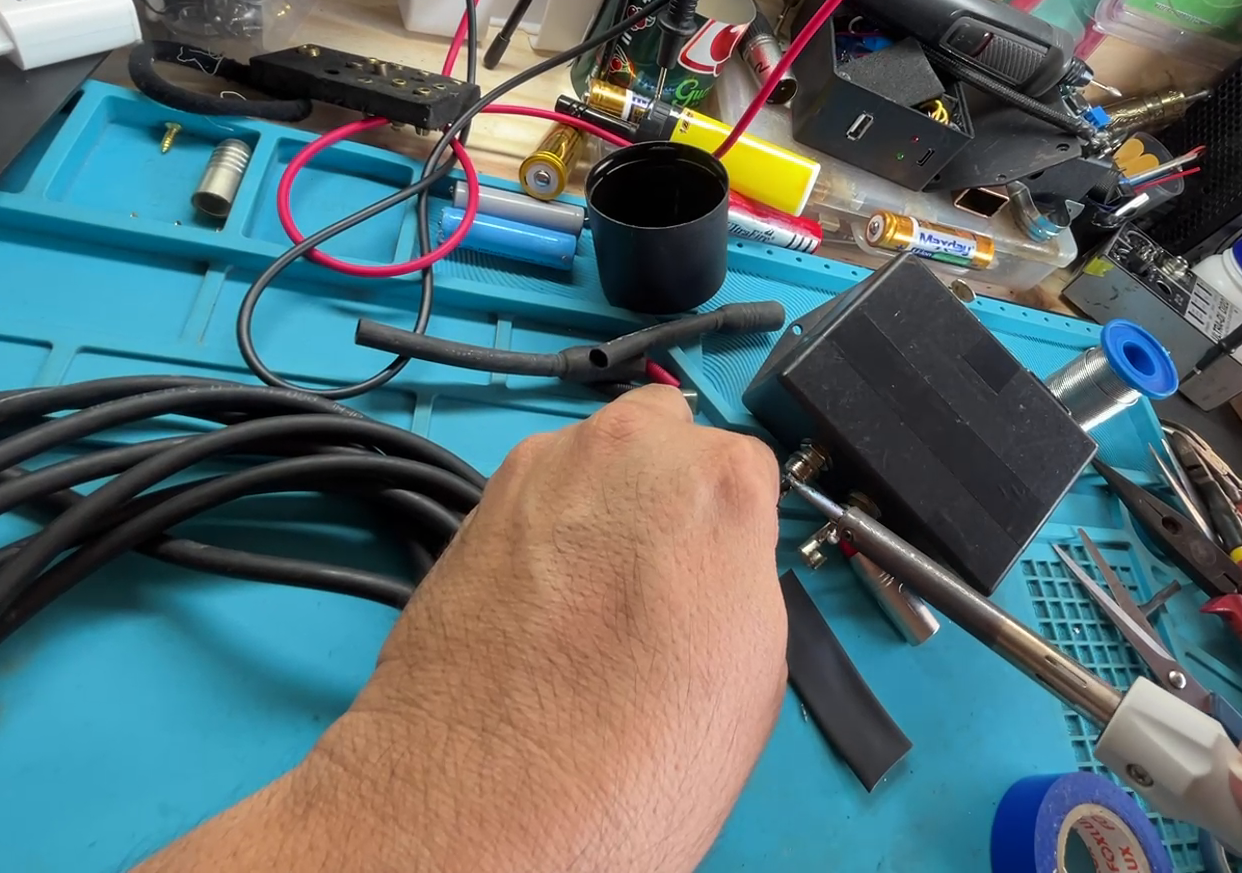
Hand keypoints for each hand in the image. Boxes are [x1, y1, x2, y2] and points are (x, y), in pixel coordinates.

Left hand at [140, 386, 787, 872]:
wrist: (487, 806)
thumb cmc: (649, 749)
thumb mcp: (757, 659)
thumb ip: (744, 564)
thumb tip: (717, 547)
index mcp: (720, 481)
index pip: (749, 466)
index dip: (734, 523)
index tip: (714, 568)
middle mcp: (635, 444)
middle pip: (674, 435)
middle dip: (675, 485)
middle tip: (656, 567)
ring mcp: (551, 460)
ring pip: (607, 451)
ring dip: (613, 492)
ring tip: (591, 582)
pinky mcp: (484, 492)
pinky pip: (548, 481)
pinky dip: (557, 512)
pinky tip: (544, 587)